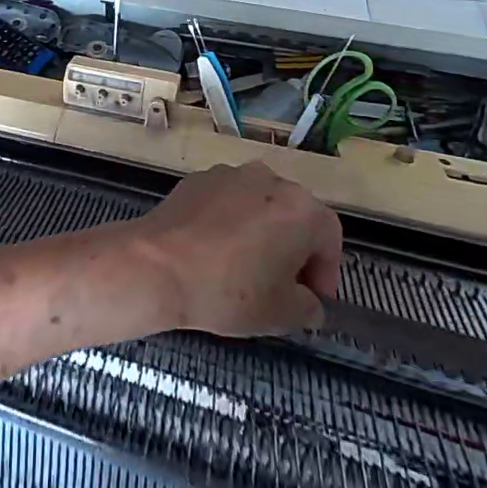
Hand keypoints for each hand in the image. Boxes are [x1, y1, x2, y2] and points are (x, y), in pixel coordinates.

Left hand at [120, 161, 342, 337]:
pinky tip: (213, 251)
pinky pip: (227, 201)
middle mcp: (268, 179)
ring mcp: (229, 174)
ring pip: (259, 205)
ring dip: (261, 232)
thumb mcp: (282, 313)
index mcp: (300, 207)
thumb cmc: (228, 290)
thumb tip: (308, 301)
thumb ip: (308, 306)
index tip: (312, 299)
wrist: (156, 265)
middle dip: (295, 250)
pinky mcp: (197, 178)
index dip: (326, 271)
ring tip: (245, 268)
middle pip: (295, 215)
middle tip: (282, 286)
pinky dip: (229, 222)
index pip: (329, 236)